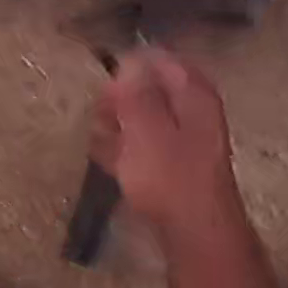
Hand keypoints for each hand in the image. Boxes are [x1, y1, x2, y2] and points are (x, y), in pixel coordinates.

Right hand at [90, 48, 241, 244]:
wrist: (190, 228)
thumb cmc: (168, 176)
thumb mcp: (147, 131)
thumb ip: (137, 95)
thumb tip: (129, 60)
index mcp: (193, 98)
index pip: (165, 62)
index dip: (135, 61)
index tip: (104, 67)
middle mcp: (191, 115)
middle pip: (154, 90)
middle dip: (123, 93)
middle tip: (97, 103)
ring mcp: (180, 142)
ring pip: (144, 119)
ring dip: (118, 120)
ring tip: (94, 126)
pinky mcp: (166, 167)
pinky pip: (139, 145)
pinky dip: (120, 145)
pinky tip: (100, 151)